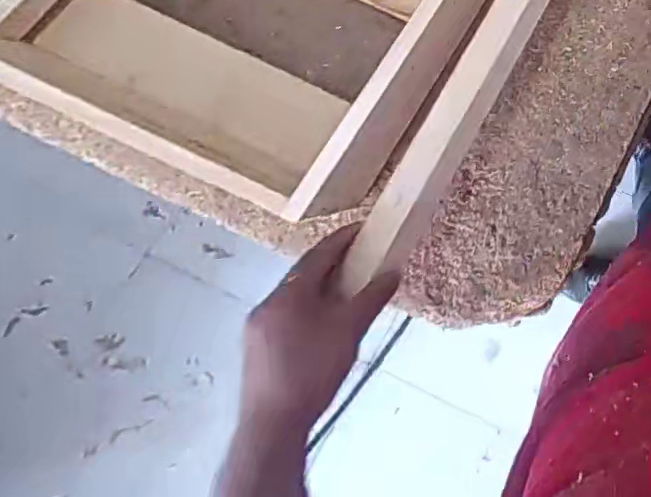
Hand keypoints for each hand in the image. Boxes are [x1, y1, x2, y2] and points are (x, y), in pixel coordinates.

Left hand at [239, 224, 398, 432]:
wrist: (274, 425)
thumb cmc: (314, 367)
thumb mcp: (353, 326)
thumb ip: (374, 294)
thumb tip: (393, 272)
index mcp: (287, 295)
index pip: (318, 254)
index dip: (344, 237)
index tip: (366, 226)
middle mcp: (266, 306)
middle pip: (305, 272)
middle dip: (335, 260)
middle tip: (364, 252)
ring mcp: (258, 329)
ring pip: (296, 294)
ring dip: (325, 283)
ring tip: (353, 282)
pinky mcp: (258, 348)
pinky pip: (290, 312)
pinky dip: (313, 303)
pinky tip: (331, 314)